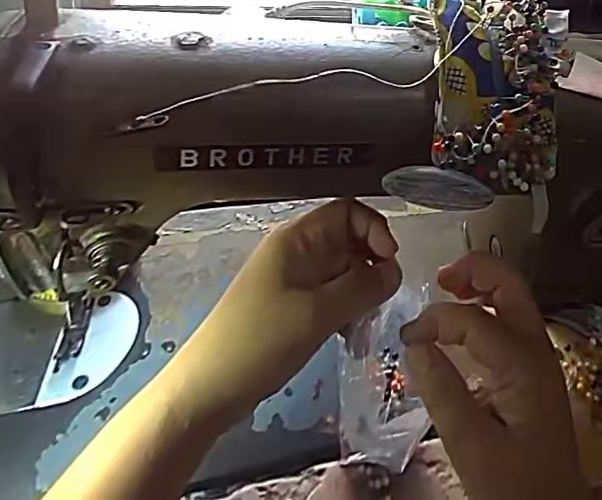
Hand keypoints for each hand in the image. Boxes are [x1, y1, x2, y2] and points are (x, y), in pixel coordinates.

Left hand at [169, 198, 400, 424]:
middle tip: (380, 301)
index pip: (348, 211)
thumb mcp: (317, 313)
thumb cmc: (259, 341)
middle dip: (371, 266)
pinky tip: (349, 337)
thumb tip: (395, 271)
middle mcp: (297, 251)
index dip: (374, 229)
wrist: (206, 390)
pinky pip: (331, 295)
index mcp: (298, 238)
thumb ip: (361, 288)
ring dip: (360, 293)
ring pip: (342, 271)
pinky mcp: (292, 305)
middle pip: (349, 241)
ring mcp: (294, 278)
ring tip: (363, 327)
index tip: (389, 261)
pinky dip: (346, 310)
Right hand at [401, 252, 586, 499]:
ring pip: (514, 297)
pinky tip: (463, 321)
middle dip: (475, 270)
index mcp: (525, 365)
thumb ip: (443, 393)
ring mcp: (540, 358)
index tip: (407, 338)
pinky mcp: (534, 371)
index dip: (437, 320)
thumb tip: (415, 345)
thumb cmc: (516, 490)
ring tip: (448, 288)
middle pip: (510, 284)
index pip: (475, 319)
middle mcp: (537, 350)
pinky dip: (486, 305)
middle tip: (439, 278)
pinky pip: (511, 319)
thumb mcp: (473, 450)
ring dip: (482, 283)